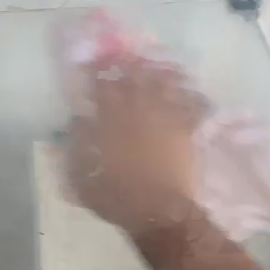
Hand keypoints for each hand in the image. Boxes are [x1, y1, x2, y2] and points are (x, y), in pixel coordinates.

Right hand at [61, 30, 206, 242]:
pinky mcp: (186, 131)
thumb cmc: (113, 191)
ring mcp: (165, 117)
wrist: (156, 211)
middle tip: (128, 58)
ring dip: (162, 73)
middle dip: (130, 64)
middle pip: (135, 76)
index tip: (94, 64)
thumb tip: (76, 120)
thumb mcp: (79, 170)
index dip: (97, 70)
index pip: (101, 82)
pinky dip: (193, 97)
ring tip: (161, 66)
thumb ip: (75, 141)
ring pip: (165, 84)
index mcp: (110, 114)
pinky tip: (193, 92)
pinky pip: (193, 106)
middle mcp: (137, 108)